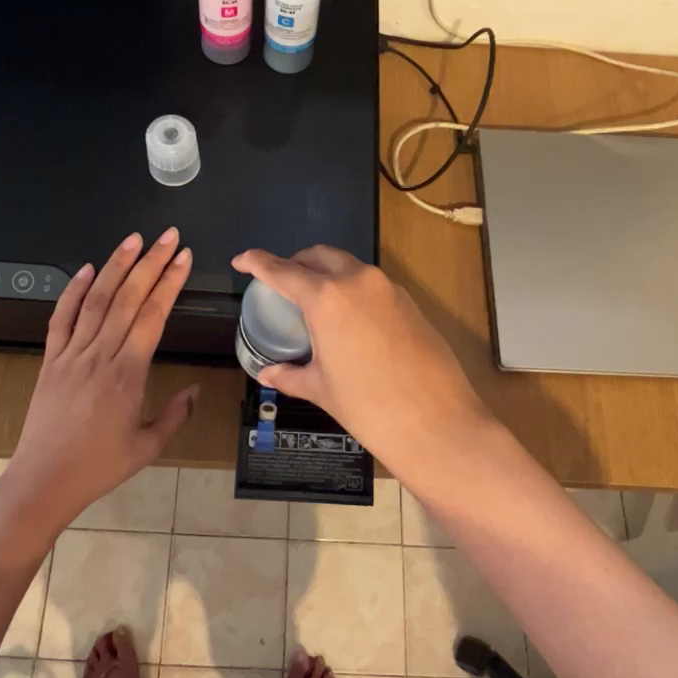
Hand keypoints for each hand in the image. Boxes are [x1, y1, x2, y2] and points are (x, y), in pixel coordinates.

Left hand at [0, 229, 198, 529]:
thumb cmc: (99, 467)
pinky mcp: (50, 360)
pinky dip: (73, 291)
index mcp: (128, 375)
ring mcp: (71, 355)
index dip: (170, 282)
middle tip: (169, 237)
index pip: (153, 315)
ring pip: (97, 300)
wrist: (43, 481)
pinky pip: (62, 318)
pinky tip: (87, 269)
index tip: (184, 258)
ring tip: (134, 240)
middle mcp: (100, 356)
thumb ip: (176, 415)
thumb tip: (195, 390)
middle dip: (151, 263)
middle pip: (128, 298)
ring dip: (116, 266)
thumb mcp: (148, 446)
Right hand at [231, 246, 494, 464]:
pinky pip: (371, 284)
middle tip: (279, 281)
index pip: (282, 270)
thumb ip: (291, 375)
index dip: (257, 262)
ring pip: (348, 265)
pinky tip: (347, 317)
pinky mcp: (409, 302)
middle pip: (318, 256)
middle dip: (294, 262)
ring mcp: (388, 288)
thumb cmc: (368, 407)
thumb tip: (269, 373)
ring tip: (313, 299)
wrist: (435, 421)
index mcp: (327, 299)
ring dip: (325, 272)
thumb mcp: (322, 389)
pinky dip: (351, 288)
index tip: (242, 260)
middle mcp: (357, 282)